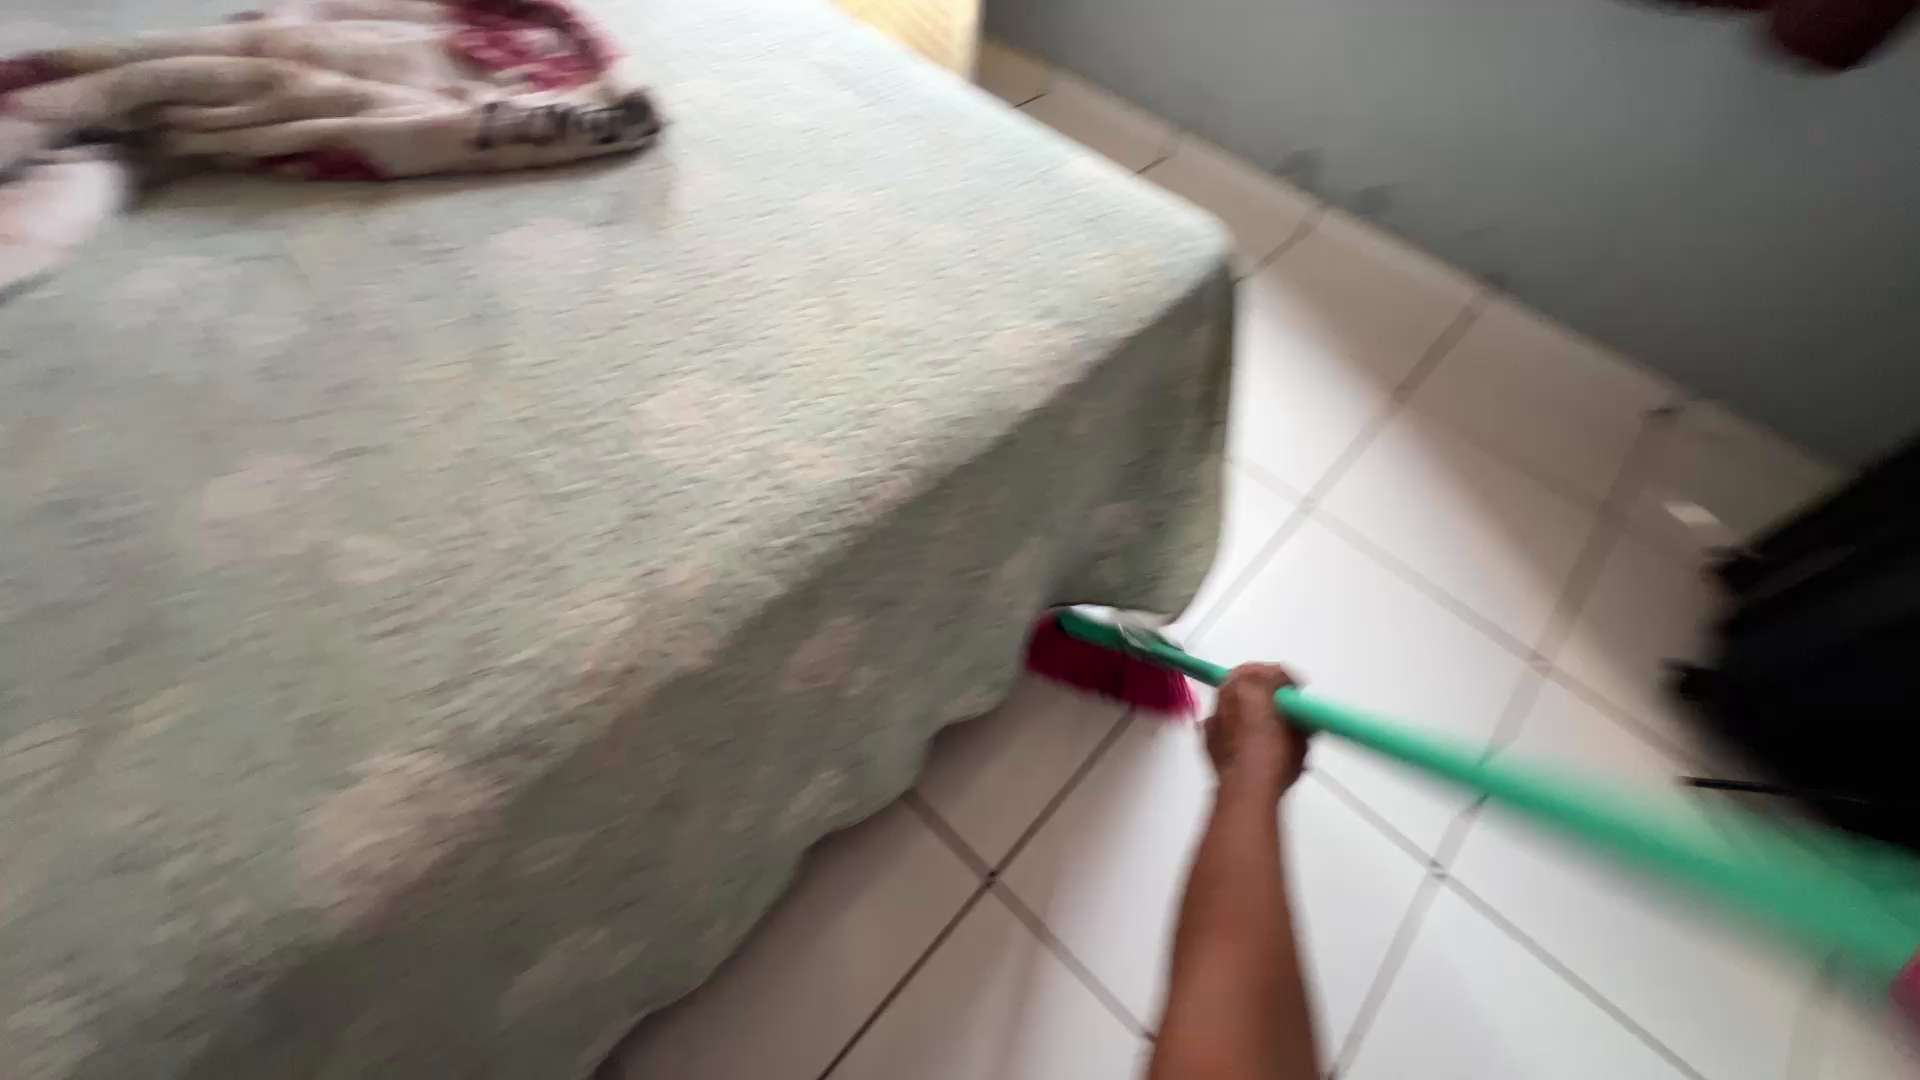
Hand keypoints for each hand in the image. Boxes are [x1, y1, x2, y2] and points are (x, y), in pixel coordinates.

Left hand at [1204, 663, 1308, 797]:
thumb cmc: (1277, 760)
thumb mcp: (1301, 739)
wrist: (1246, 787)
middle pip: (1247, 673)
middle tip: (1278, 695)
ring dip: (1245, 696)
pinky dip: (1231, 716)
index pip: (1276, 671)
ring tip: (1261, 711)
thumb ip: (1300, 721)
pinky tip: (1243, 731)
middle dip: (1263, 679)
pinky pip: (1220, 714)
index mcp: (1254, 686)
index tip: (1297, 691)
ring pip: (1230, 691)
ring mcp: (1214, 710)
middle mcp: (1229, 692)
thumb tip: (1299, 720)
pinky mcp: (1206, 730)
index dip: (1290, 681)